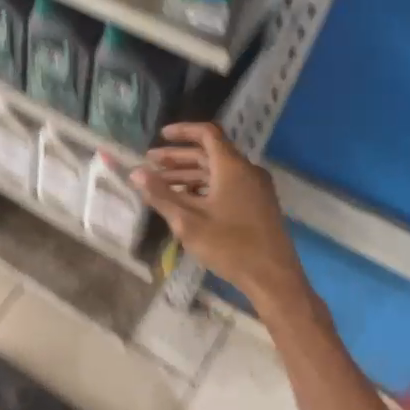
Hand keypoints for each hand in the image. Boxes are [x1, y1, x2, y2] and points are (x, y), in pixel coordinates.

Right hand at [132, 122, 309, 314]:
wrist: (273, 278)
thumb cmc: (230, 246)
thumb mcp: (188, 221)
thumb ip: (160, 194)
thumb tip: (136, 173)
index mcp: (232, 167)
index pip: (207, 133)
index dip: (182, 131)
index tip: (160, 136)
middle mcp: (247, 171)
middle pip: (209, 153)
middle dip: (178, 156)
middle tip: (151, 163)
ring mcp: (255, 188)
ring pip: (217, 171)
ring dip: (189, 173)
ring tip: (161, 183)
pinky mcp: (258, 204)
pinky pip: (228, 184)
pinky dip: (204, 186)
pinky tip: (185, 200)